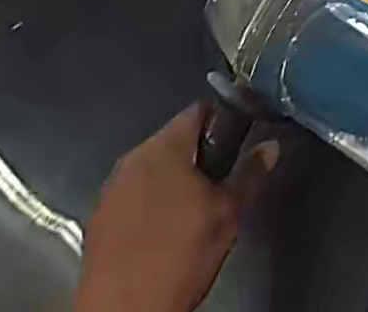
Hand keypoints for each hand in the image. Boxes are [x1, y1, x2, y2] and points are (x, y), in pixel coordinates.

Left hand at [73, 103, 277, 311]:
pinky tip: (162, 232)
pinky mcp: (97, 220)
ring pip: (151, 168)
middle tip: (219, 181)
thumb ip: (250, 173)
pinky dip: (148, 202)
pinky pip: (131, 195)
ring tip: (192, 209)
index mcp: (164, 147)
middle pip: (173, 139)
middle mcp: (132, 159)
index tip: (236, 142)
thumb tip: (269, 146)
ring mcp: (110, 190)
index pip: (198, 111)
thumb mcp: (229, 213)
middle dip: (197, 154)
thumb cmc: (181, 256)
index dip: (222, 121)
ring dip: (172, 178)